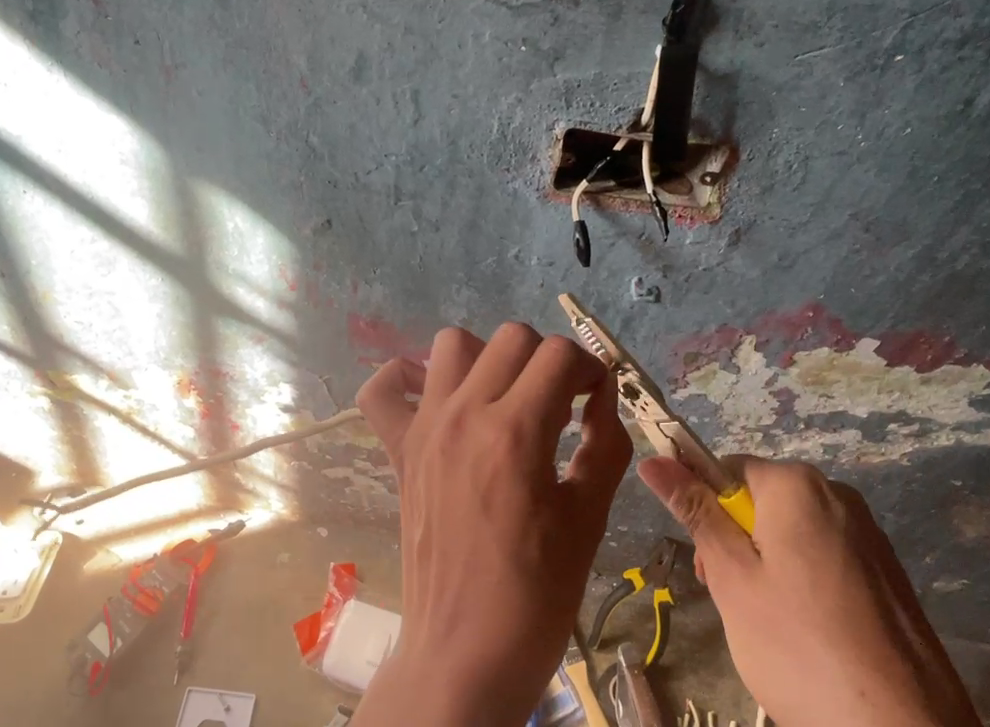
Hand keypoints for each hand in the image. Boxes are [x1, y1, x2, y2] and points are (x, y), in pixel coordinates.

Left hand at [351, 324, 631, 726]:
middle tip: (560, 404)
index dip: (590, 368)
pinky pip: (384, 388)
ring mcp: (424, 428)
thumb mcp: (589, 518)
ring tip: (506, 399)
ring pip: (452, 343)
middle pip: (511, 337)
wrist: (465, 651)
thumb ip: (605, 445)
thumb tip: (603, 397)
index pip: (560, 354)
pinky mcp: (398, 450)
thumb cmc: (537, 594)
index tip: (596, 400)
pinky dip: (408, 380)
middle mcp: (464, 414)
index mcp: (516, 432)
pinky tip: (438, 401)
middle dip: (547, 359)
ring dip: (487, 358)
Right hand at [640, 455, 981, 726]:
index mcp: (797, 485)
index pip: (726, 469)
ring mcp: (869, 536)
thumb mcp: (732, 578)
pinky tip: (808, 635)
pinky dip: (805, 586)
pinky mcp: (888, 575)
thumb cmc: (799, 647)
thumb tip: (654, 459)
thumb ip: (694, 513)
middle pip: (762, 501)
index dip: (703, 510)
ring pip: (792, 534)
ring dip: (768, 567)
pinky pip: (826, 560)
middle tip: (732, 601)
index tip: (705, 567)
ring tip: (771, 627)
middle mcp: (838, 495)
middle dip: (736, 542)